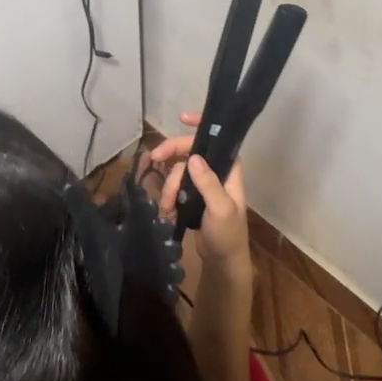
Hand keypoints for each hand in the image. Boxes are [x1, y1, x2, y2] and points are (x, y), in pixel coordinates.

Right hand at [140, 112, 250, 267]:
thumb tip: (194, 157)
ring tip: (166, 207)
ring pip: (178, 171)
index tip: (181, 119)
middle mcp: (215, 173)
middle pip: (190, 152)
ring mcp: (202, 185)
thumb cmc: (227, 234)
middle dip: (171, 156)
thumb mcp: (220, 209)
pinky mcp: (191, 197)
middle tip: (153, 159)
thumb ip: (208, 183)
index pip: (216, 140)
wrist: (222, 262)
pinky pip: (173, 186)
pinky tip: (167, 210)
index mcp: (228, 170)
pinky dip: (167, 196)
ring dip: (168, 186)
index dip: (201, 126)